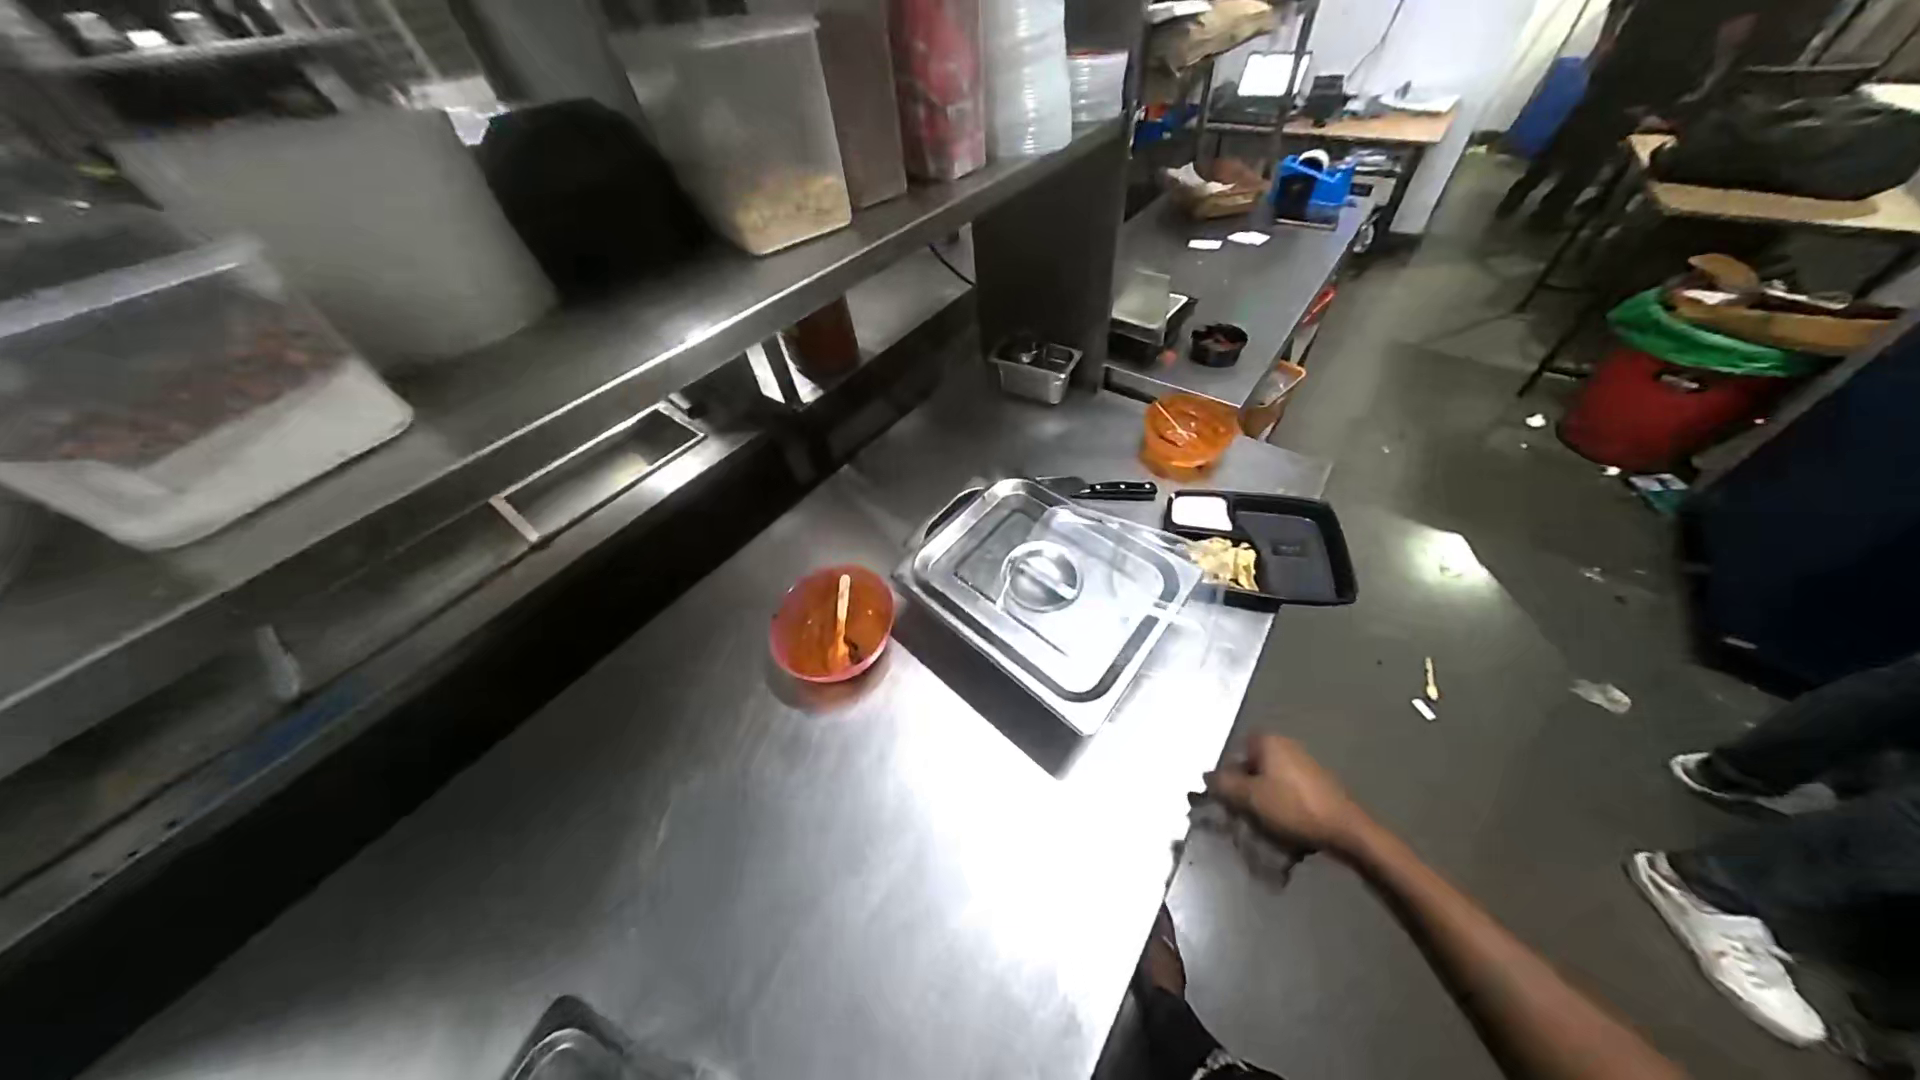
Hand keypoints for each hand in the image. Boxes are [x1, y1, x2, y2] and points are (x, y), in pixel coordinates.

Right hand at [1204, 735, 1371, 853]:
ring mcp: (1304, 763)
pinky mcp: (1317, 783)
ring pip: (1270, 781)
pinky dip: (1282, 805)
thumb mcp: (1248, 797)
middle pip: (1252, 767)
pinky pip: (1288, 791)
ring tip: (1264, 824)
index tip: (1230, 799)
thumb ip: (1222, 784)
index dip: (1228, 776)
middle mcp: (1286, 745)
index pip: (1235, 753)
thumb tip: (1206, 776)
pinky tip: (1285, 825)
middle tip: (1244, 814)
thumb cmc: (1291, 807)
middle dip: (1245, 790)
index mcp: (1268, 741)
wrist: (1346, 831)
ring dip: (1263, 801)